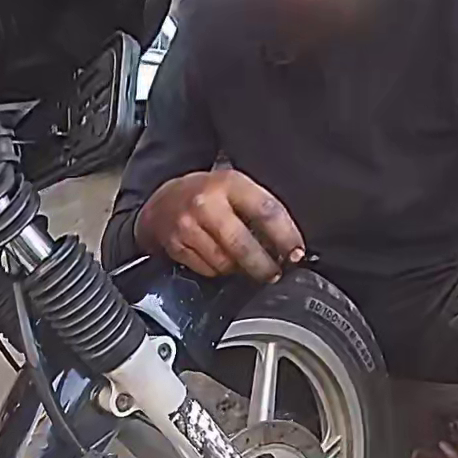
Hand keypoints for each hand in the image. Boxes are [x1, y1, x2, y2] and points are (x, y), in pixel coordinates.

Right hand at [135, 168, 306, 281]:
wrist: (161, 203)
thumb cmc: (206, 196)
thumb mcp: (232, 188)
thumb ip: (256, 210)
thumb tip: (286, 246)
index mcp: (229, 183)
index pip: (265, 212)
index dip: (285, 237)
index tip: (296, 254)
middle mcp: (207, 204)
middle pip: (243, 245)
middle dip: (263, 266)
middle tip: (274, 274)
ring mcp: (189, 227)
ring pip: (225, 263)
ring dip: (239, 269)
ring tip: (244, 264)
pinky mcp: (177, 247)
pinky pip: (208, 270)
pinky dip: (218, 271)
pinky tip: (220, 261)